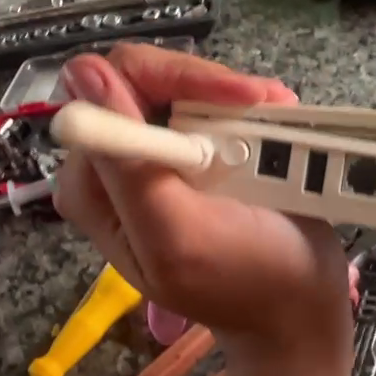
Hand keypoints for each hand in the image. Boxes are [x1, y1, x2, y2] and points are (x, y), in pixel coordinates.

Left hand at [54, 44, 351, 364]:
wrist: (294, 305)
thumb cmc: (242, 277)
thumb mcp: (176, 232)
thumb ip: (126, 161)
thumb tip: (82, 70)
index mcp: (93, 179)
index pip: (111, 87)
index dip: (174, 81)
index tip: (236, 102)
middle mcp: (115, 158)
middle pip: (146, 75)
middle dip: (211, 89)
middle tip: (265, 106)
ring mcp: (157, 149)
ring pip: (185, 83)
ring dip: (238, 98)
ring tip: (280, 120)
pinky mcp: (194, 146)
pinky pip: (212, 100)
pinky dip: (250, 108)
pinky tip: (279, 125)